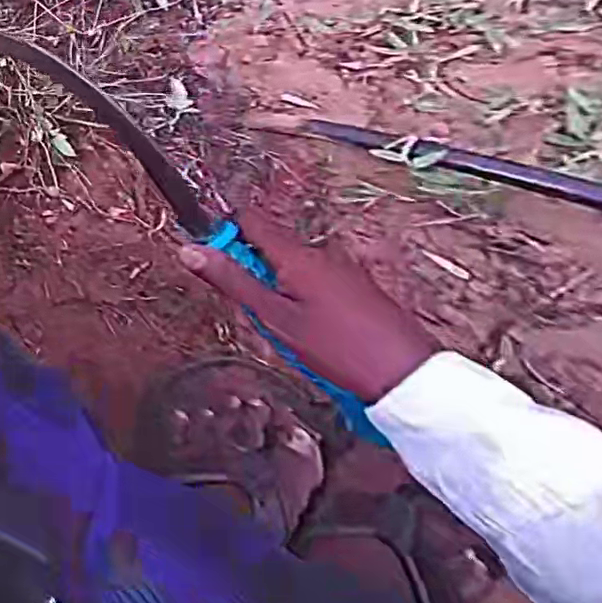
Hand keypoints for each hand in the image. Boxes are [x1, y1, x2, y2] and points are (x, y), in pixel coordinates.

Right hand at [175, 207, 437, 402]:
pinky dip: (299, 299)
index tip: (213, 261)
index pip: (248, 221)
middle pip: (268, 247)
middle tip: (254, 309)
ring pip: (290, 269)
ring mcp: (343, 271)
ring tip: (284, 329)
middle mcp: (321, 254)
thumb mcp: (274, 317)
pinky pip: (313, 283)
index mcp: (297, 255)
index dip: (223, 234)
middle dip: (250, 272)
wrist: (412, 381)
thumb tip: (189, 249)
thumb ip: (231, 280)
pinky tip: (309, 333)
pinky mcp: (358, 290)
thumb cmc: (339, 349)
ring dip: (274, 290)